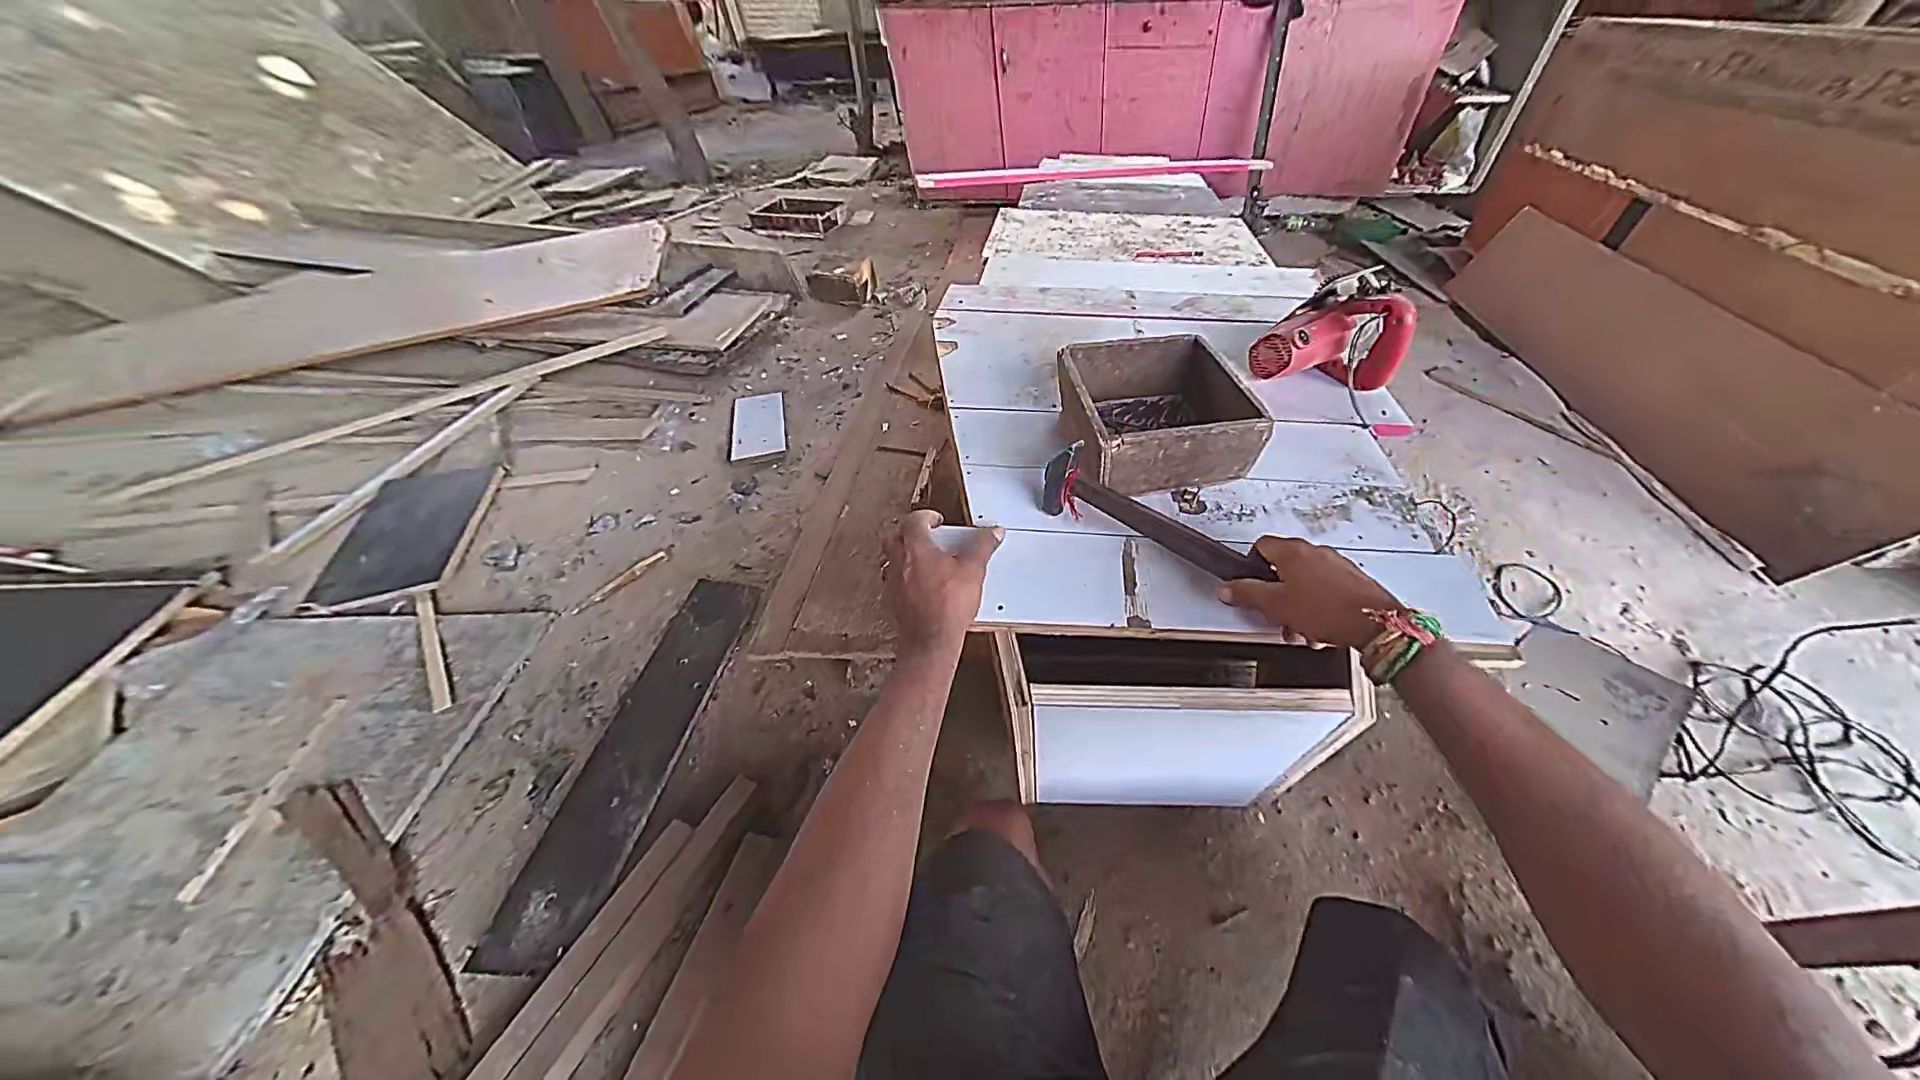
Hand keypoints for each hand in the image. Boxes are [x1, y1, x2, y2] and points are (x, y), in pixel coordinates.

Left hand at [883, 509, 1000, 652]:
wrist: (931, 639)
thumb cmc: (947, 607)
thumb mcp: (973, 571)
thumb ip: (982, 547)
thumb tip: (991, 534)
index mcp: (915, 547)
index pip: (914, 520)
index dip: (926, 516)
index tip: (935, 519)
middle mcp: (898, 561)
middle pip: (894, 535)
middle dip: (907, 531)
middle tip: (923, 534)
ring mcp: (892, 582)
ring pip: (890, 558)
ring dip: (902, 553)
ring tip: (921, 557)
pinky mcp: (892, 600)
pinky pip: (893, 580)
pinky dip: (903, 576)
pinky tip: (917, 584)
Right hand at [1217, 536, 1405, 649]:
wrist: (1376, 625)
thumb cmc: (1329, 610)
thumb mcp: (1274, 604)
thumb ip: (1246, 593)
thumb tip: (1226, 588)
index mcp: (1293, 551)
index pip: (1260, 545)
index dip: (1250, 565)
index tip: (1250, 583)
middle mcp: (1316, 552)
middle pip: (1283, 565)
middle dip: (1275, 590)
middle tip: (1273, 609)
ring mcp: (1336, 564)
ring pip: (1304, 579)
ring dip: (1296, 600)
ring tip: (1297, 624)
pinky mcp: (1352, 580)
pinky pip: (1325, 588)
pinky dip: (1317, 604)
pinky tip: (1318, 626)